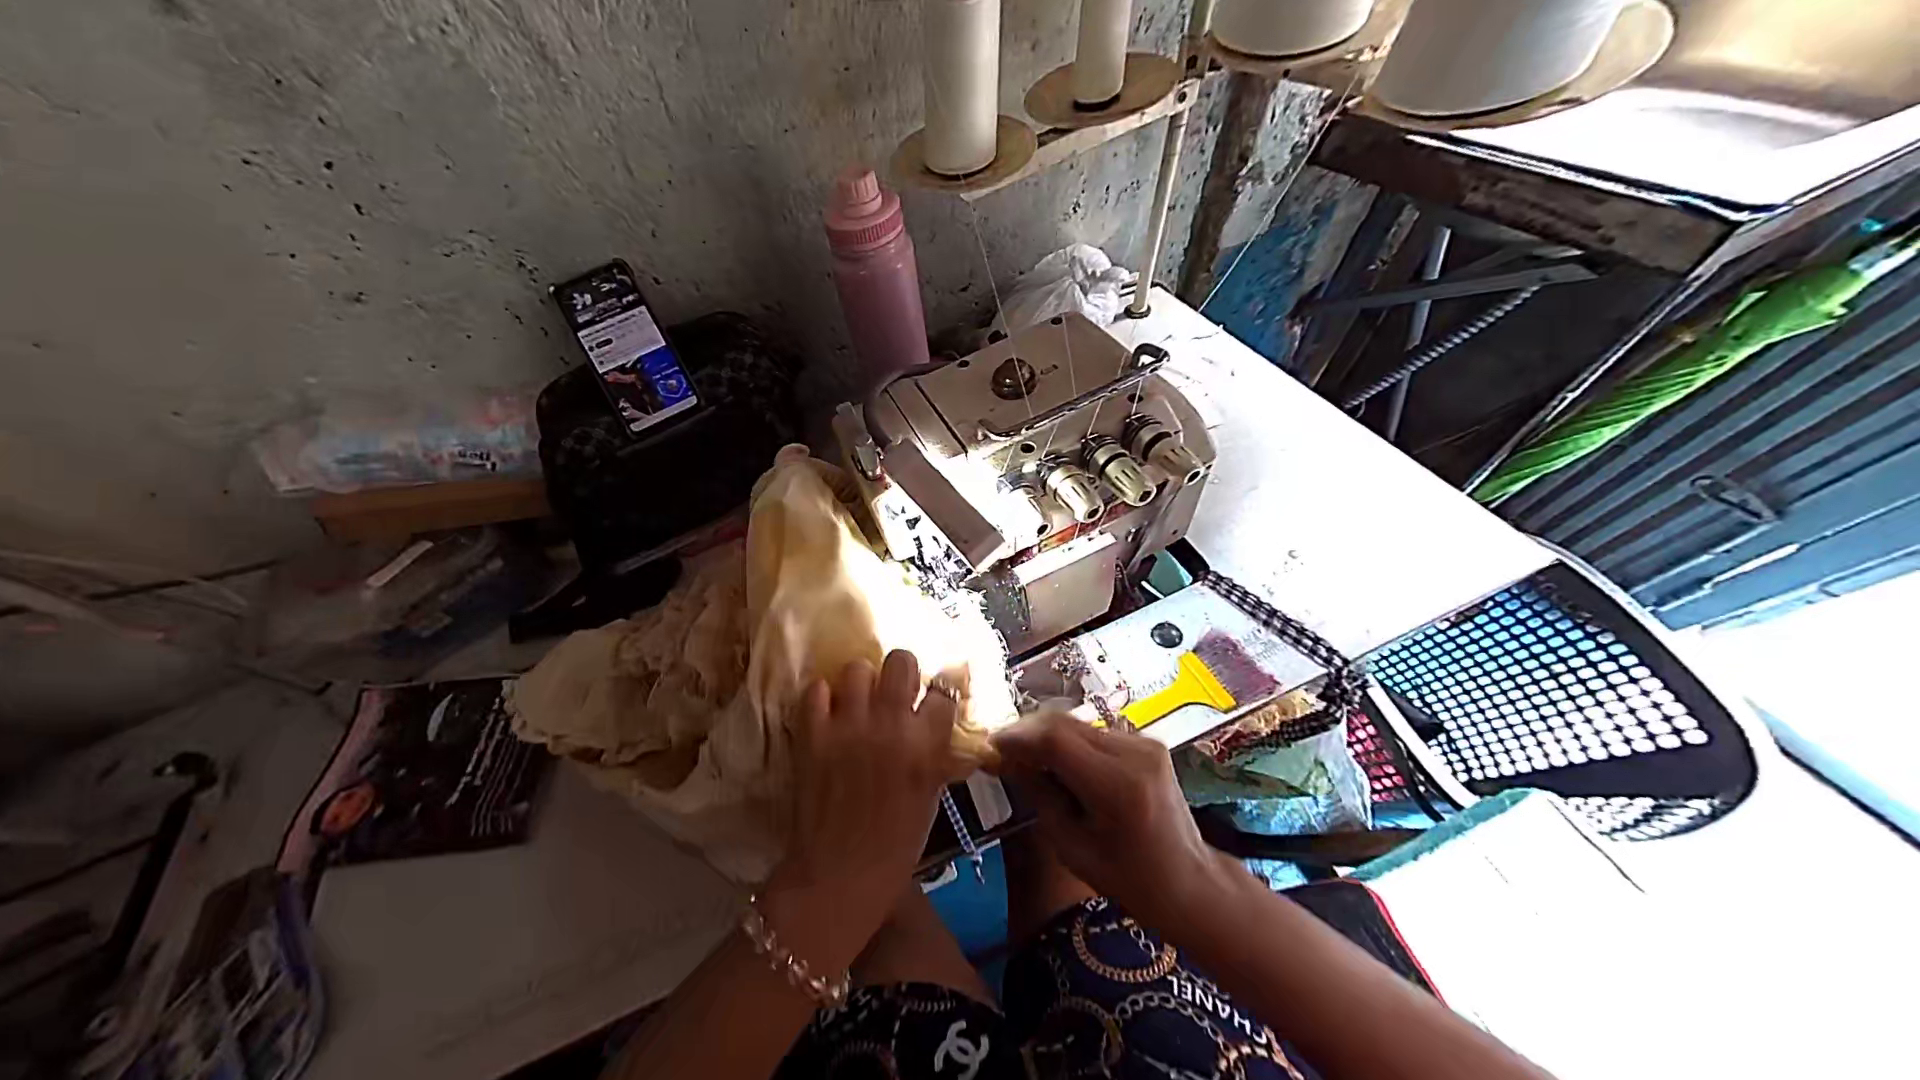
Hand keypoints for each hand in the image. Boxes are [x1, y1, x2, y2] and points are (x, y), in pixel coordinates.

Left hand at [764, 651, 962, 968]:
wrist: (838, 876)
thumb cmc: (895, 845)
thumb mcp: (931, 795)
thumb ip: (938, 755)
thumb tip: (944, 730)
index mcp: (926, 745)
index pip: (944, 690)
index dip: (942, 687)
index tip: (934, 691)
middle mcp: (891, 726)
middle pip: (901, 660)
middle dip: (900, 670)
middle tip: (894, 689)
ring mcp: (848, 726)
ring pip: (856, 668)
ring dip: (860, 683)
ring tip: (857, 703)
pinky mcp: (812, 734)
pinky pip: (815, 689)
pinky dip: (822, 698)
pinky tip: (827, 714)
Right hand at [991, 711, 1230, 931]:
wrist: (1189, 882)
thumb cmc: (1128, 879)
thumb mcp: (1071, 847)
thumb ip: (1040, 795)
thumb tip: (1007, 760)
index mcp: (1118, 786)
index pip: (1056, 740)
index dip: (1019, 737)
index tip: (992, 745)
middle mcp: (1135, 753)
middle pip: (1066, 723)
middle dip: (1028, 732)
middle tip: (1002, 749)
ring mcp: (1145, 743)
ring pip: (1079, 724)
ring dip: (1048, 735)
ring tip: (1027, 757)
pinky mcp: (1148, 742)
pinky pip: (1096, 733)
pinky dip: (1071, 742)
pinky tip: (1059, 763)